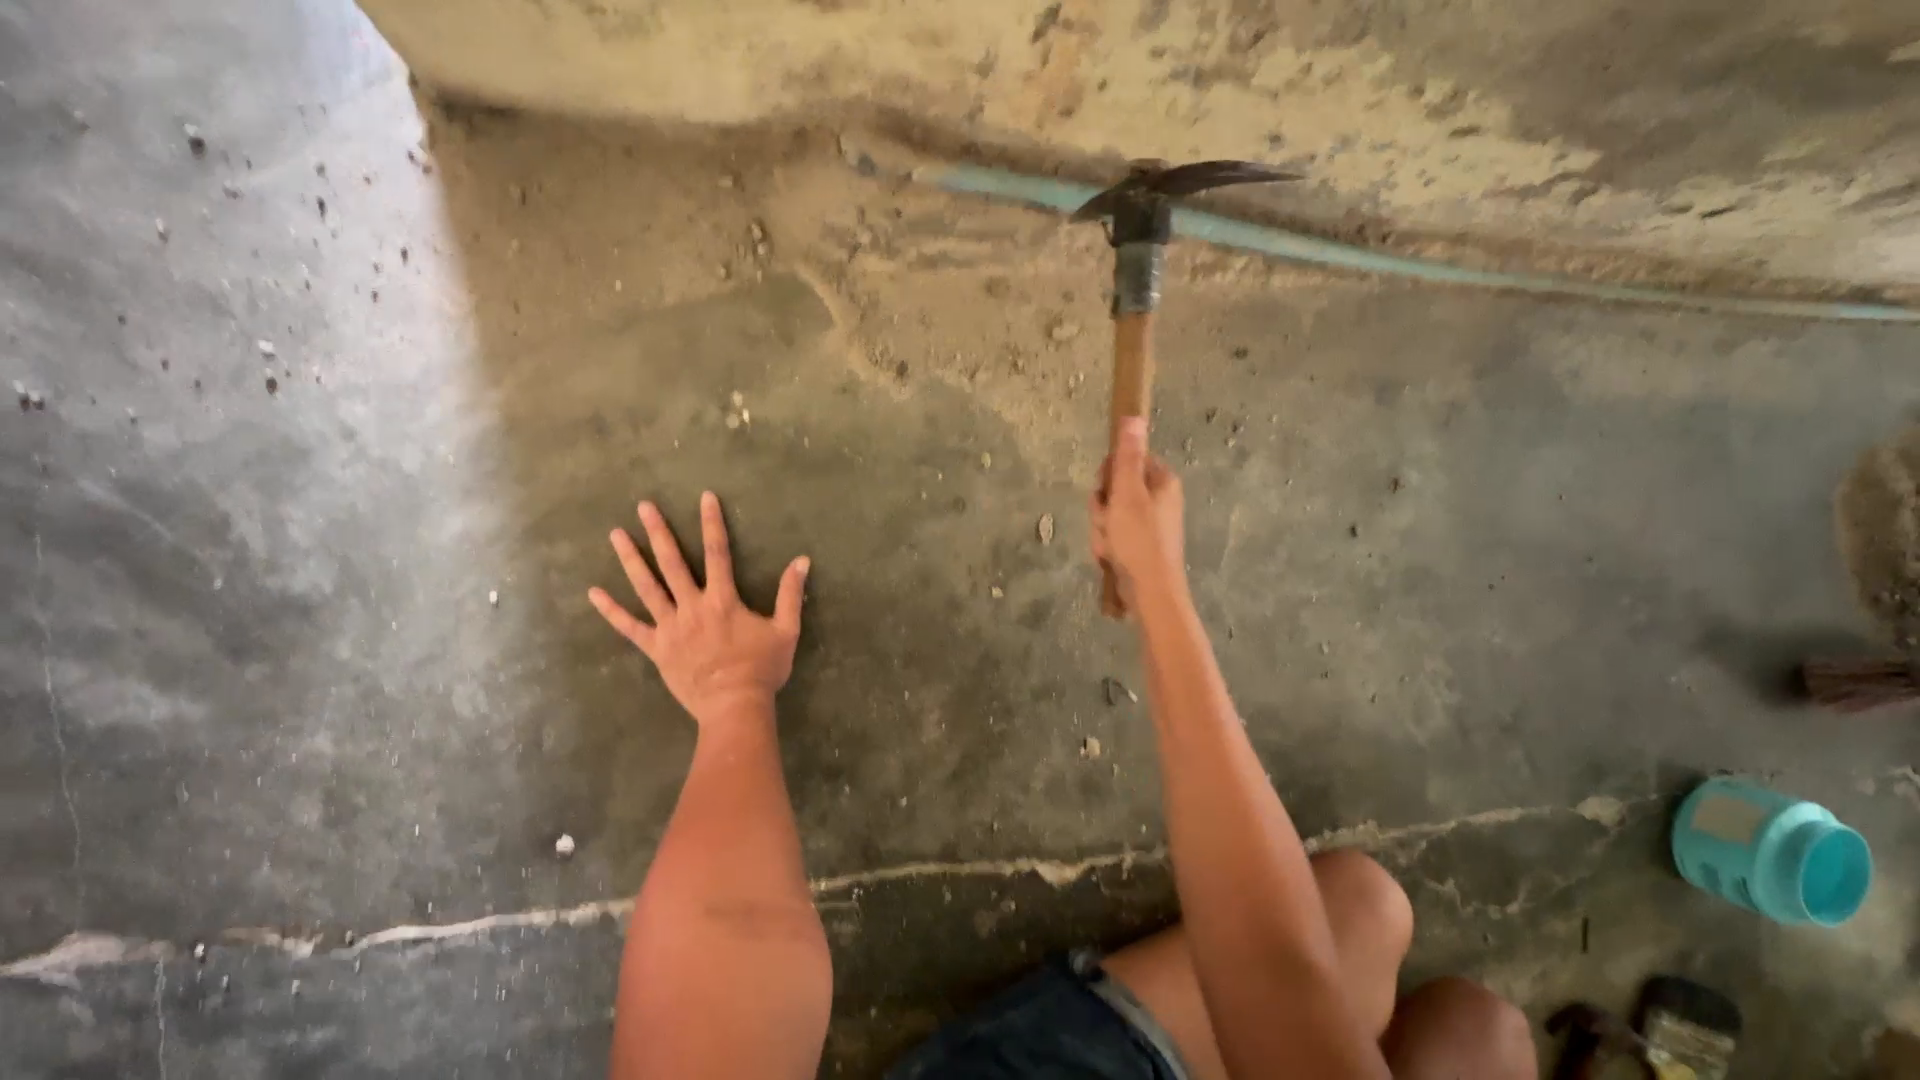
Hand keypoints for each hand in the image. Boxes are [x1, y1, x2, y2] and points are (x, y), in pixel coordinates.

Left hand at [588, 491, 809, 727]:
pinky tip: (594, 593)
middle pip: (672, 563)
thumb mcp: (786, 630)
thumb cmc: (761, 669)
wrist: (734, 707)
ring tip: (616, 535)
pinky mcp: (656, 649)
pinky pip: (630, 628)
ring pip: (646, 587)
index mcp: (723, 600)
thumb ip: (790, 594)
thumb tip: (802, 560)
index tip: (704, 497)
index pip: (717, 553)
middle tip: (644, 506)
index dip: (712, 523)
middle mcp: (692, 607)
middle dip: (659, 532)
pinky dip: (612, 610)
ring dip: (631, 559)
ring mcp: (670, 628)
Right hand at [1090, 416, 1184, 604]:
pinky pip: (1114, 535)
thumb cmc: (1139, 540)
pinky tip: (1110, 557)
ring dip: (1101, 529)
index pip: (1125, 461)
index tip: (1104, 493)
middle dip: (1102, 509)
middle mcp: (1159, 498)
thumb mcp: (1128, 494)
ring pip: (1110, 514)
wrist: (1150, 592)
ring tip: (1109, 545)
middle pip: (1114, 489)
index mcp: (1162, 481)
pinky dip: (1107, 545)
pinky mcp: (1141, 544)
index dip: (1107, 477)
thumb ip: (1127, 456)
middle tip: (1107, 524)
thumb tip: (1133, 415)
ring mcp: (1150, 523)